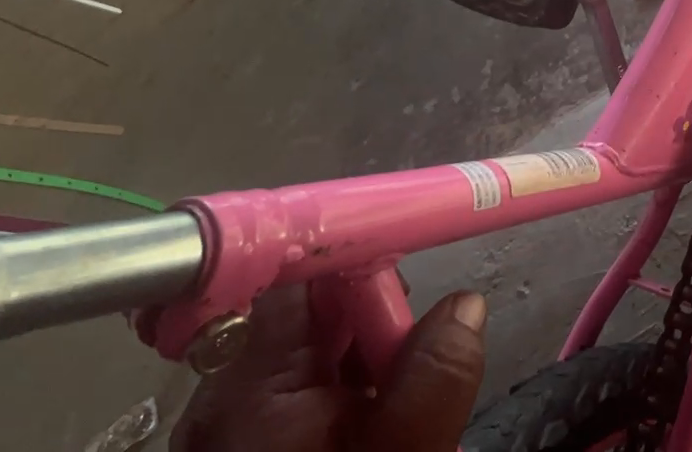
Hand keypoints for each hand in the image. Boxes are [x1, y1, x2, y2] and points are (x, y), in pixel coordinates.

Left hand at [171, 286, 486, 451]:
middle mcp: (225, 394)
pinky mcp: (245, 444)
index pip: (303, 277)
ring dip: (368, 357)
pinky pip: (304, 387)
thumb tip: (466, 301)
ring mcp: (229, 423)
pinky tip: (371, 423)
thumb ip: (437, 376)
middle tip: (417, 357)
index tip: (415, 271)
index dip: (362, 259)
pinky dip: (347, 389)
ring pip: (316, 351)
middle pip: (313, 311)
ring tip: (397, 403)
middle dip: (376, 320)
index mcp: (251, 385)